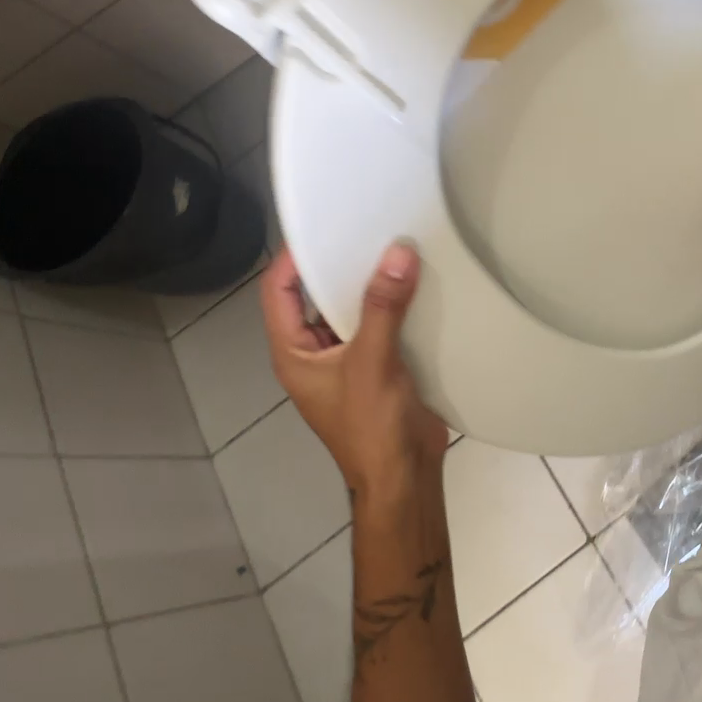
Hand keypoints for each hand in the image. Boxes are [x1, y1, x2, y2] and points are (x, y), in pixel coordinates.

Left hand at [261, 244, 447, 496]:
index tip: (324, 226)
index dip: (294, 258)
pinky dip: (399, 307)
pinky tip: (421, 286)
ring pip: (356, 311)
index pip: (279, 292)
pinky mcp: (382, 368)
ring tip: (399, 250)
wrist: (405, 475)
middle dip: (343, 267)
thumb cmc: (370, 425)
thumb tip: (398, 253)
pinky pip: (385, 326)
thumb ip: (384, 307)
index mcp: (294, 352)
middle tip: (370, 231)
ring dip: (374, 286)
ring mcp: (350, 361)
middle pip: (319, 297)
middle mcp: (316, 352)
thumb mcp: (372, 362)